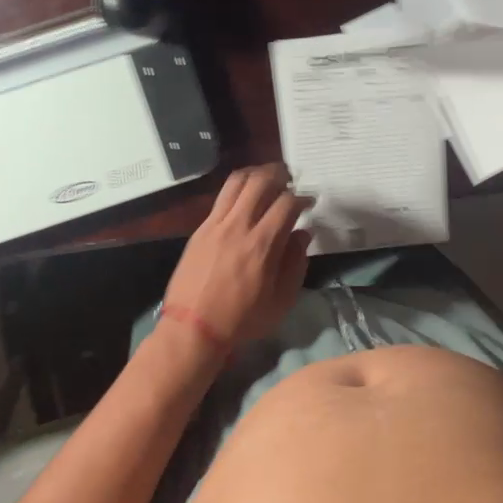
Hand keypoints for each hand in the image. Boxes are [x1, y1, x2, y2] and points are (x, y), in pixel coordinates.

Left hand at [162, 163, 311, 346]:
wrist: (193, 328)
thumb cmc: (242, 319)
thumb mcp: (281, 301)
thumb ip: (295, 263)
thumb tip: (303, 234)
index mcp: (263, 244)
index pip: (286, 203)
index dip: (302, 197)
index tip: (309, 201)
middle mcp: (239, 225)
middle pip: (260, 181)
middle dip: (278, 174)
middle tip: (289, 179)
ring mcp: (215, 224)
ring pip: (236, 182)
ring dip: (255, 174)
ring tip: (266, 178)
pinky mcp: (200, 229)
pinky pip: (221, 198)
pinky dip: (237, 189)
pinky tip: (244, 198)